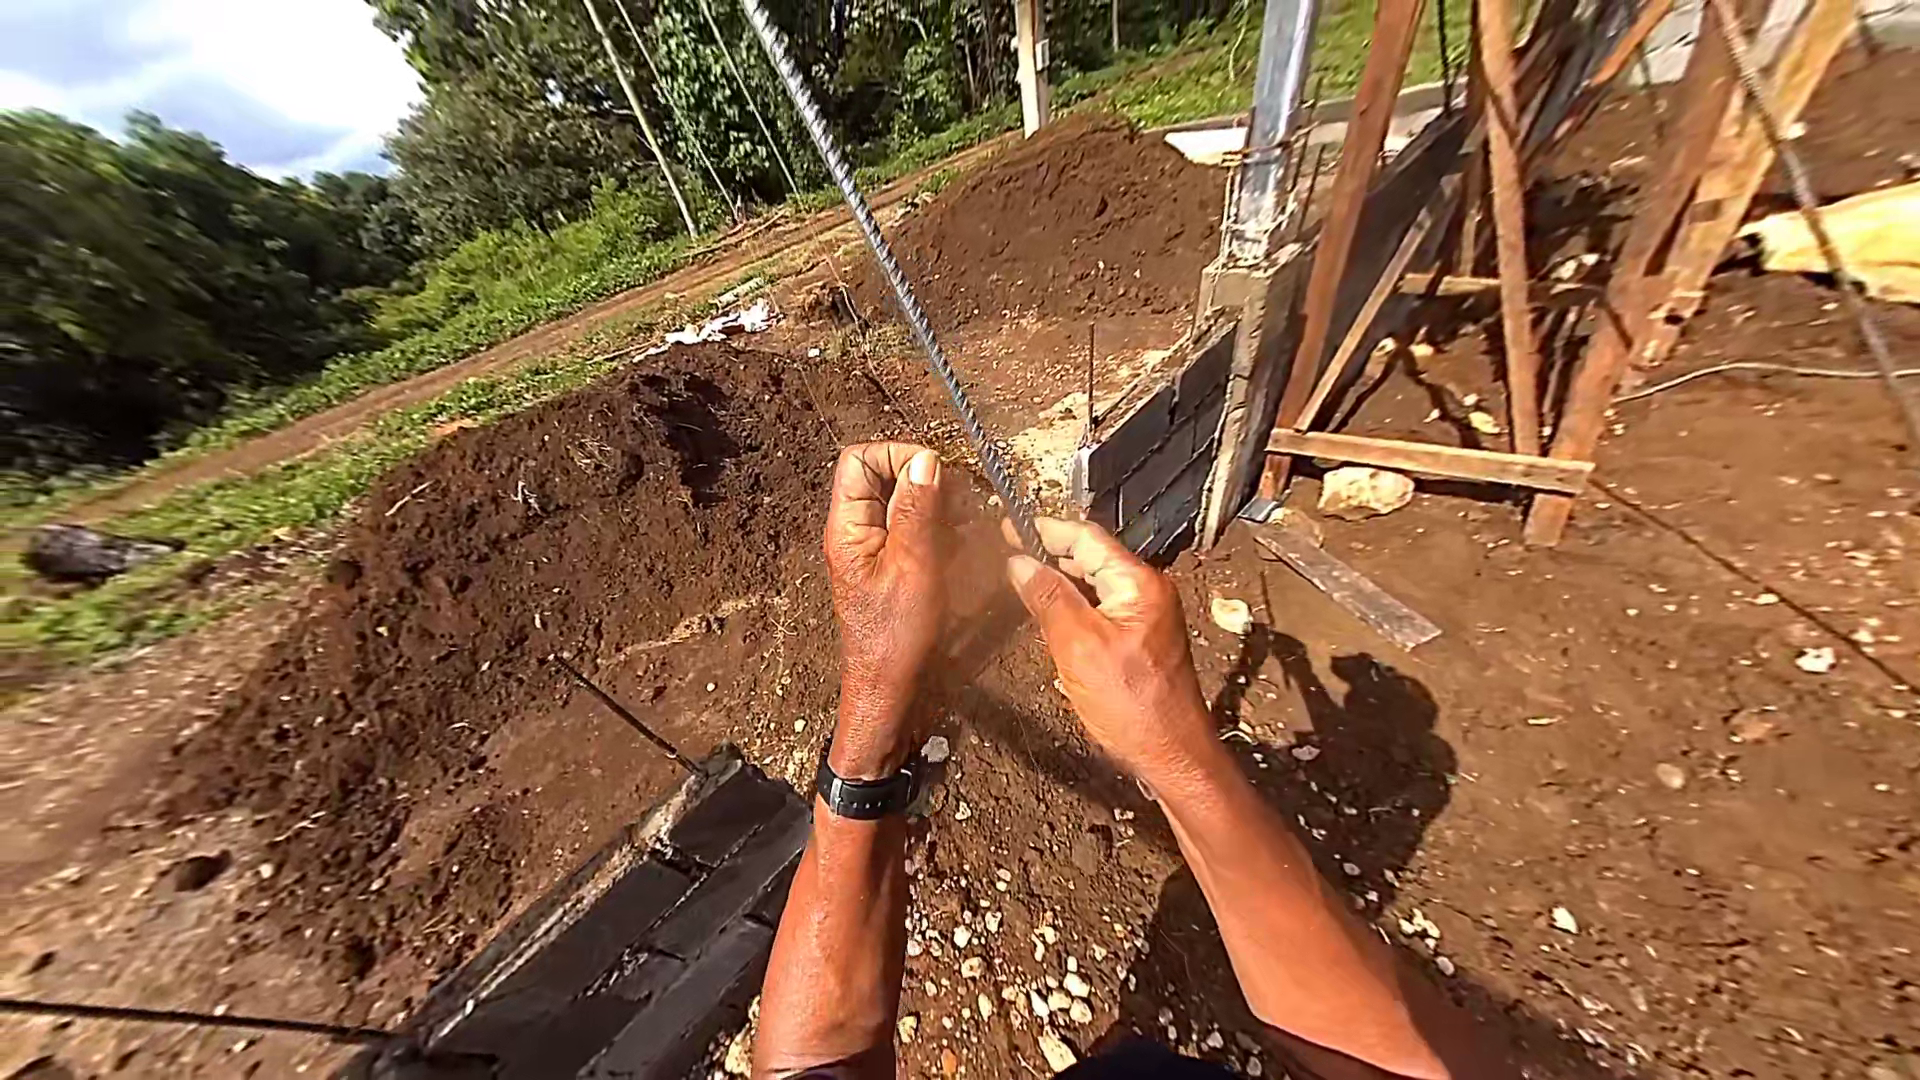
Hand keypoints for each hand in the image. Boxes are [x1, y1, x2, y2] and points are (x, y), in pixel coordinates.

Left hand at [824, 442, 947, 777]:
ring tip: (960, 530)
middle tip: (956, 504)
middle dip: (925, 482)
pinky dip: (938, 531)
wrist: (888, 684)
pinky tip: (955, 551)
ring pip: (903, 501)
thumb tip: (925, 461)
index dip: (897, 455)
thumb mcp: (912, 568)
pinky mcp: (891, 561)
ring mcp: (873, 546)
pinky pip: (914, 528)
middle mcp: (857, 530)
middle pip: (883, 476)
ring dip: (937, 507)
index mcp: (848, 527)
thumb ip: (918, 512)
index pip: (859, 460)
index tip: (935, 472)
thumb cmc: (894, 637)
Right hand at [1003, 517, 1217, 782]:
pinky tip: (1050, 612)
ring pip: (1093, 582)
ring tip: (1023, 579)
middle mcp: (1146, 591)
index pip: (1086, 538)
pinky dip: (1073, 604)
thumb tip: (1019, 563)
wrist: (1172, 754)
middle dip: (1049, 553)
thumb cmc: (1133, 707)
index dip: (1045, 529)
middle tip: (1010, 551)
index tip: (1011, 526)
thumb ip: (1048, 598)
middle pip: (1091, 557)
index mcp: (1138, 584)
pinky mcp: (1139, 635)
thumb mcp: (1078, 647)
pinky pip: (1100, 606)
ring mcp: (1145, 614)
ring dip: (1059, 579)